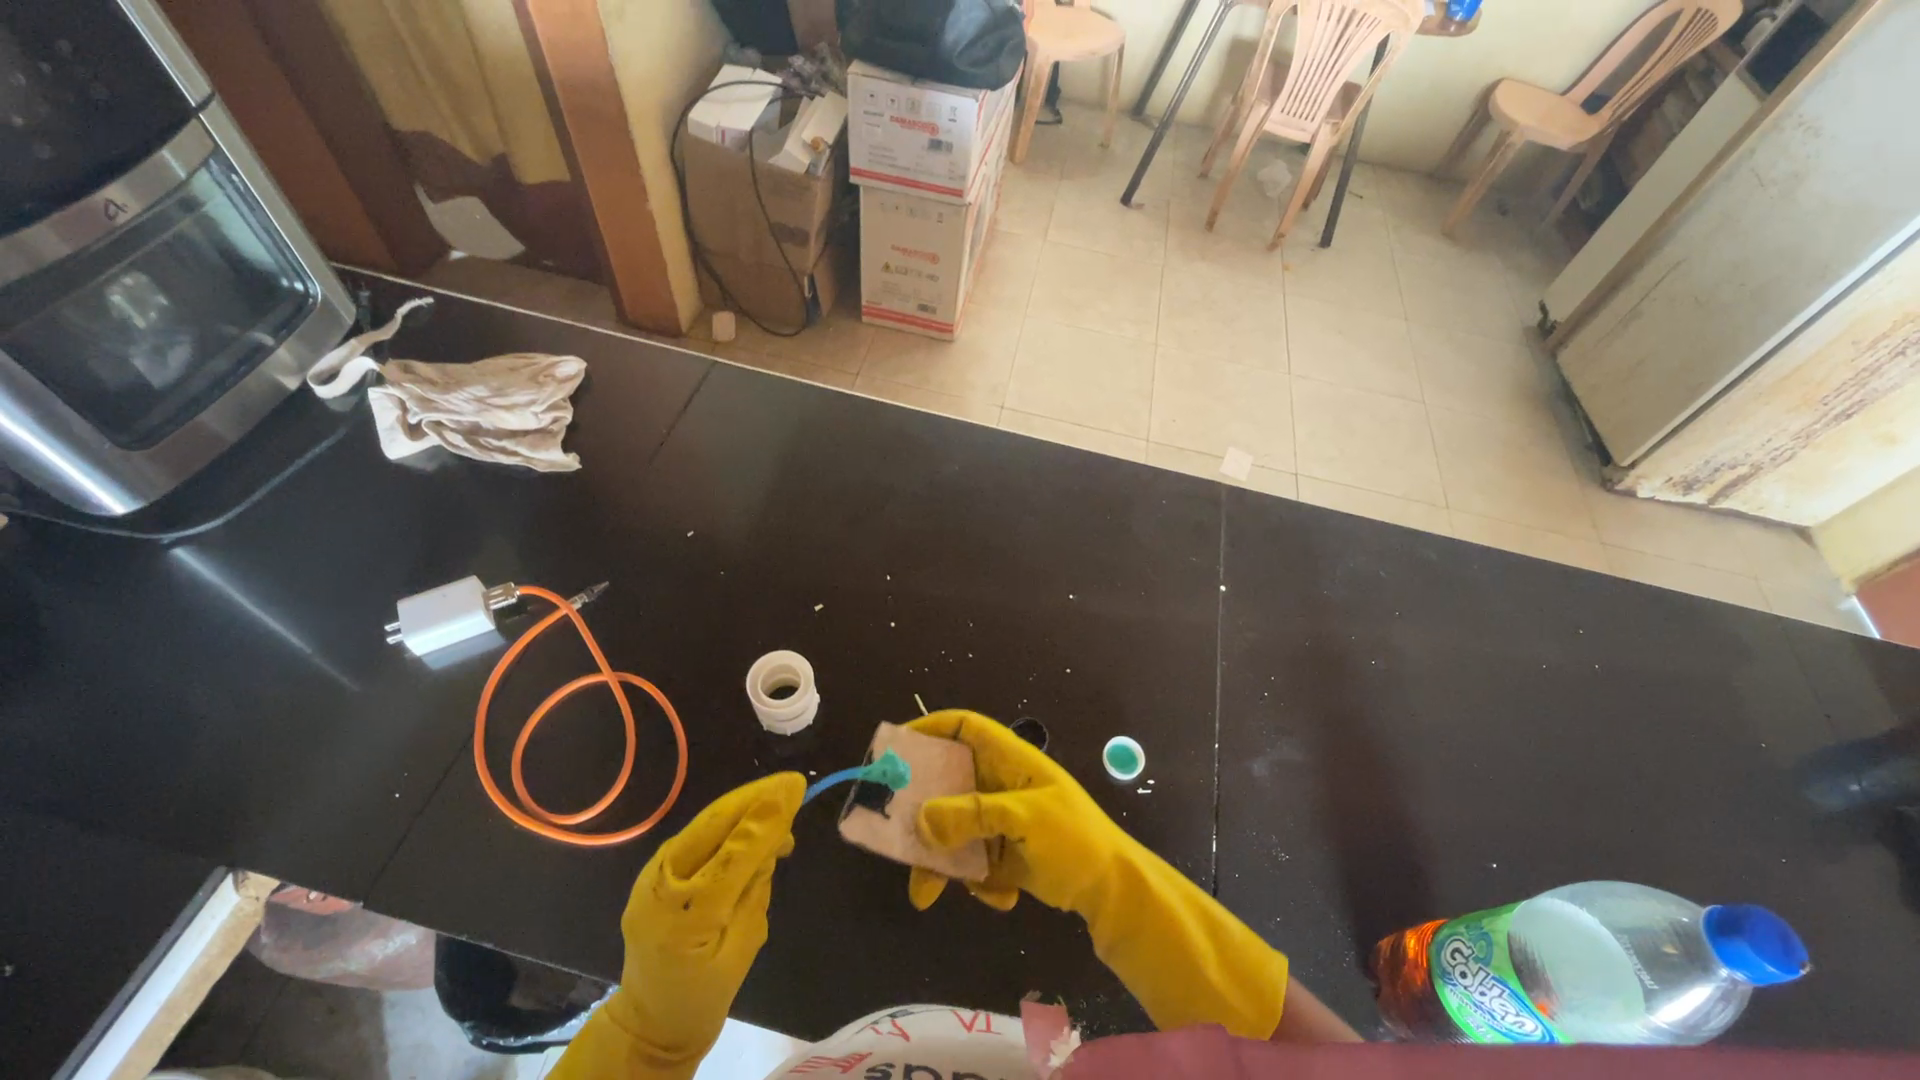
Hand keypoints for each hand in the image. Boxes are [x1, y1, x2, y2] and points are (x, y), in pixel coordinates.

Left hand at [552, 773, 802, 1079]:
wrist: (649, 1019)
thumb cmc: (703, 996)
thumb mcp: (741, 951)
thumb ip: (755, 894)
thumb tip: (773, 842)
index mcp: (686, 915)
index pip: (734, 853)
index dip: (767, 817)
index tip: (796, 788)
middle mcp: (662, 884)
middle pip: (713, 824)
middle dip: (754, 798)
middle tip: (792, 782)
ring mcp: (652, 875)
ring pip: (704, 825)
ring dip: (743, 809)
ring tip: (782, 807)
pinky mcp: (653, 872)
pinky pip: (697, 838)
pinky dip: (728, 825)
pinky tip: (755, 828)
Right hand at [905, 711, 1289, 1038]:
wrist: (1114, 893)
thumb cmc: (1075, 841)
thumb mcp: (1026, 820)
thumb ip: (974, 815)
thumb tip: (922, 819)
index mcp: (1010, 761)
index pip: (965, 727)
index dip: (929, 729)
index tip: (895, 748)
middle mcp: (999, 785)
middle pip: (944, 784)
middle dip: (919, 814)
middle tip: (891, 834)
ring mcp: (999, 821)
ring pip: (950, 830)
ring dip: (938, 862)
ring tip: (926, 894)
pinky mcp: (1001, 854)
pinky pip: (969, 861)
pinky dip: (975, 881)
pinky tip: (1002, 895)